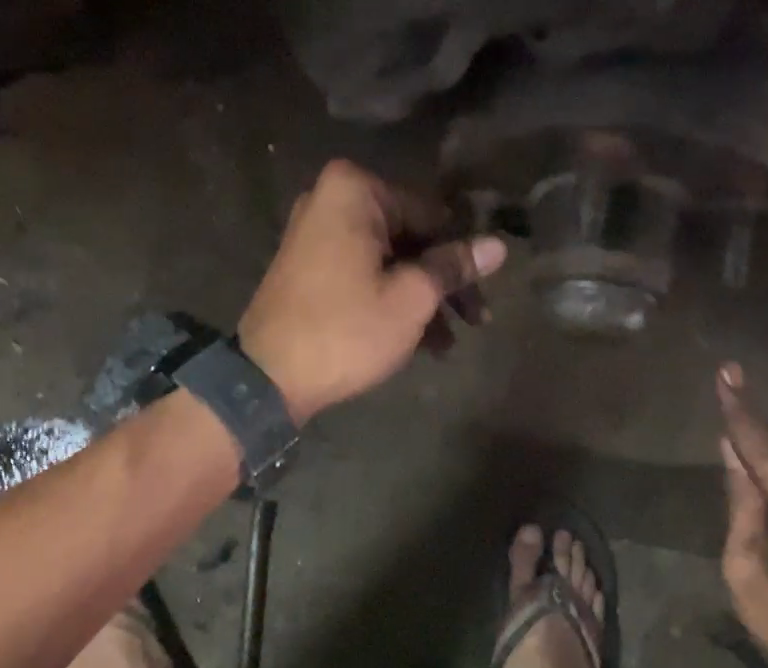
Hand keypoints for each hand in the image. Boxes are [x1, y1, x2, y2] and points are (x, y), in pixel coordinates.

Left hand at [237, 160, 506, 422]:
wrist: (269, 377)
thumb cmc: (347, 331)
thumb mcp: (411, 299)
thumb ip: (453, 267)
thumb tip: (498, 245)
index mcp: (356, 191)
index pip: (433, 214)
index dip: (463, 255)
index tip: (488, 291)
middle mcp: (332, 200)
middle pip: (410, 237)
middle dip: (443, 282)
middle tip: (477, 321)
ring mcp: (316, 234)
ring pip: (389, 261)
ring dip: (422, 299)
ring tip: (449, 345)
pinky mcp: (308, 268)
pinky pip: (364, 275)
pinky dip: (391, 301)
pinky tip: (419, 341)